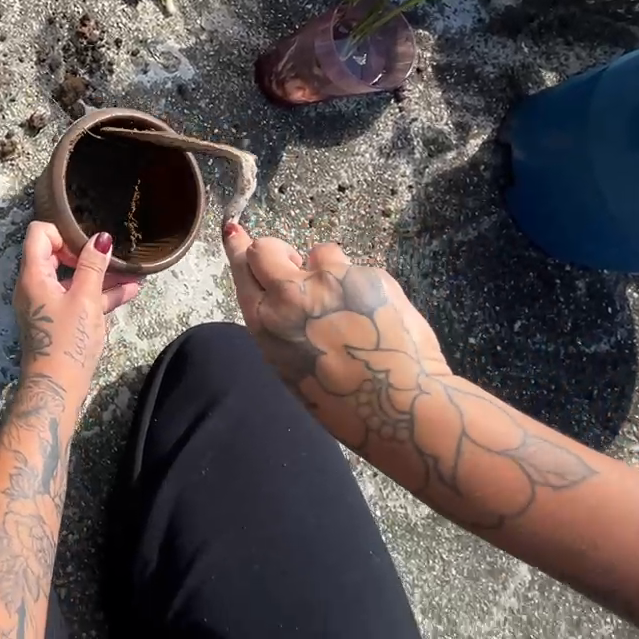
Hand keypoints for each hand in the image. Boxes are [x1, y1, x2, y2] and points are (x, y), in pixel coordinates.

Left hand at [14, 221, 141, 380]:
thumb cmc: (68, 341)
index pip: (39, 234)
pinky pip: (78, 297)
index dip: (63, 232)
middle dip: (87, 253)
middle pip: (57, 254)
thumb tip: (101, 237)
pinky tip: (130, 290)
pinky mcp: (59, 319)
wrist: (57, 389)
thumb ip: (93, 266)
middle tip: (112, 255)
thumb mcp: (85, 299)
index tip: (86, 244)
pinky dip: (100, 293)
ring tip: (133, 271)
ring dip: (101, 274)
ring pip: (73, 278)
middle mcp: (35, 285)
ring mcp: (47, 303)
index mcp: (33, 275)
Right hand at [221, 222, 450, 449]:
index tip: (234, 230)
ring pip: (320, 254)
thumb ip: (276, 320)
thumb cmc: (341, 400)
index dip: (238, 246)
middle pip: (268, 248)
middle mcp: (291, 293)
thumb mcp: (287, 362)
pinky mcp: (369, 275)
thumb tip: (279, 287)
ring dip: (327, 272)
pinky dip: (362, 287)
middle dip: (276, 252)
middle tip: (294, 269)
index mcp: (266, 319)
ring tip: (348, 307)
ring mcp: (331, 280)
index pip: (242, 267)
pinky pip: (357, 271)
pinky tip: (375, 318)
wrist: (404, 408)